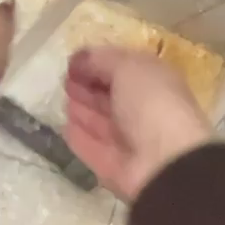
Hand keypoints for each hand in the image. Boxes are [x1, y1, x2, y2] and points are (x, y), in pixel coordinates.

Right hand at [64, 47, 213, 200]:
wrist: (162, 161)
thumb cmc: (151, 103)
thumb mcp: (128, 67)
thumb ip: (101, 59)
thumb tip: (77, 58)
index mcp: (153, 82)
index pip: (123, 69)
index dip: (99, 63)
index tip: (74, 62)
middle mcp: (141, 111)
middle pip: (111, 96)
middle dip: (88, 86)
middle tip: (65, 79)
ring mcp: (126, 141)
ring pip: (100, 122)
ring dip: (82, 109)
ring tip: (63, 97)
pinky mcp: (110, 166)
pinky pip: (91, 148)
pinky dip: (79, 136)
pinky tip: (65, 125)